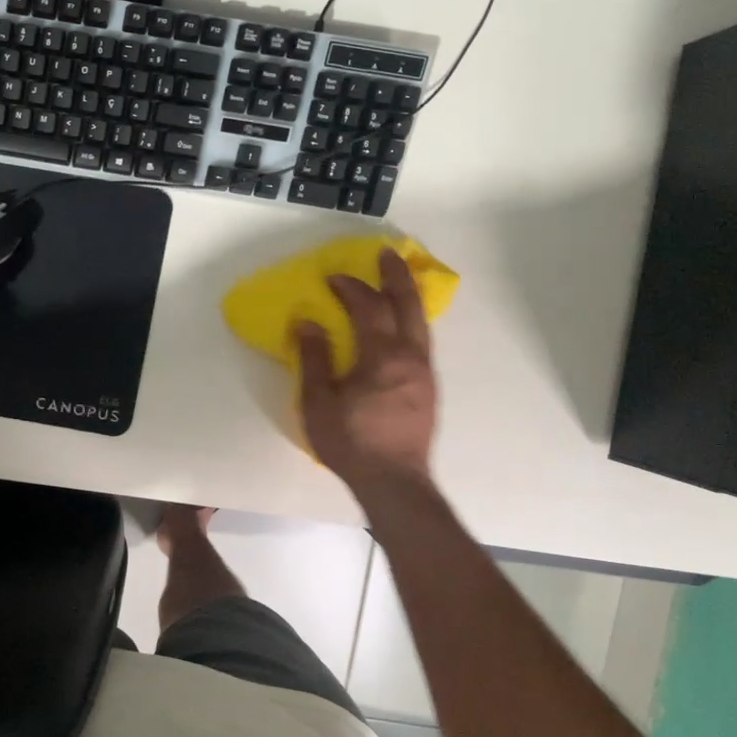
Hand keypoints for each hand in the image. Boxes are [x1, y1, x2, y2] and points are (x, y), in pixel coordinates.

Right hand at [293, 248, 437, 491]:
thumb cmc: (351, 443)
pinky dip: (412, 320)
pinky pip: (422, 340)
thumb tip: (308, 322)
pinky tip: (402, 324)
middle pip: (407, 306)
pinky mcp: (428, 388)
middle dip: (396, 277)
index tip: (332, 277)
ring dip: (408, 297)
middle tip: (387, 254)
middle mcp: (411, 357)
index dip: (351, 288)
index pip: (368, 309)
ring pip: (420, 323)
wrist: (394, 482)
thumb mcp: (319, 402)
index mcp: (382, 357)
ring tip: (398, 281)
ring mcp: (424, 373)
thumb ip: (314, 359)